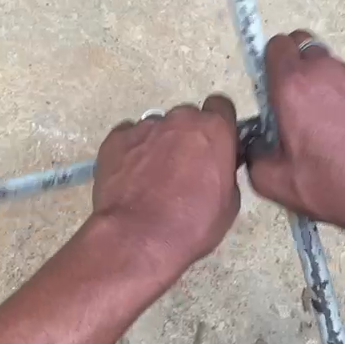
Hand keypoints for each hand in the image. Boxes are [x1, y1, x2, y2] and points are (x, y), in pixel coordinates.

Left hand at [89, 96, 240, 276]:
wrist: (138, 237)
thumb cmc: (191, 224)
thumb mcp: (229, 203)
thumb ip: (226, 171)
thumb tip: (218, 165)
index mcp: (213, 129)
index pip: (221, 106)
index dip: (219, 124)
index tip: (215, 144)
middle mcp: (179, 119)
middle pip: (187, 118)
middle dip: (187, 136)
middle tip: (184, 168)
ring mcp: (144, 126)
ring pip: (157, 128)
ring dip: (158, 145)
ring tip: (152, 179)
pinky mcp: (115, 138)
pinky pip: (128, 138)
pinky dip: (131, 152)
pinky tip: (130, 178)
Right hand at [246, 31, 344, 241]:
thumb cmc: (333, 188)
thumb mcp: (274, 182)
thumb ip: (254, 154)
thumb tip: (256, 143)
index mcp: (292, 86)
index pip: (277, 45)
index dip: (276, 62)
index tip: (279, 84)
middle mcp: (325, 69)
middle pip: (307, 47)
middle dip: (304, 67)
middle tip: (309, 101)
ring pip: (340, 64)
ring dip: (337, 82)